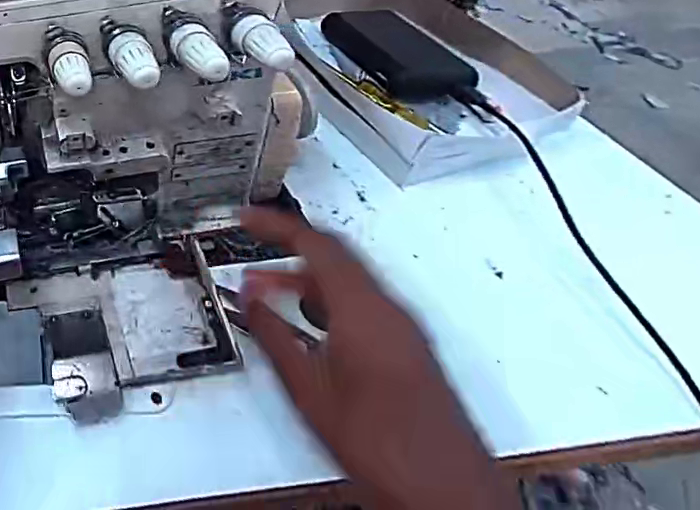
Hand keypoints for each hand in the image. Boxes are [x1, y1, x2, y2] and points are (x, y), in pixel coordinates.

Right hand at [240, 208, 517, 509]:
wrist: (451, 498)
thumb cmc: (388, 450)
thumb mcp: (308, 388)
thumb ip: (273, 333)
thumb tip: (249, 299)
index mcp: (364, 311)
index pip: (315, 242)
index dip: (275, 224)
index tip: (248, 217)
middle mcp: (392, 313)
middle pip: (335, 253)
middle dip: (288, 245)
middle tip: (255, 243)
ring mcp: (407, 331)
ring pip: (350, 278)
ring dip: (306, 274)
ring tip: (270, 287)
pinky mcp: (413, 349)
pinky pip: (365, 301)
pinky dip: (329, 295)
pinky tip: (307, 318)